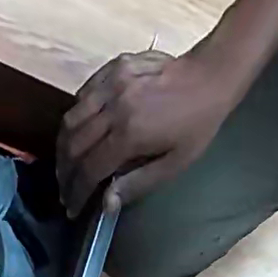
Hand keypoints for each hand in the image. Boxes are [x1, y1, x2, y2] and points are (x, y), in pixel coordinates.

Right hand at [57, 49, 239, 216]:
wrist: (213, 73)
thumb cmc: (198, 123)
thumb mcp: (176, 162)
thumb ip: (137, 183)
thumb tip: (105, 203)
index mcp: (130, 133)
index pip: (89, 169)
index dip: (76, 192)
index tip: (72, 208)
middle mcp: (114, 108)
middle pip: (73, 146)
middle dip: (65, 173)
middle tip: (66, 188)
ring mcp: (110, 85)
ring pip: (70, 120)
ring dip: (64, 146)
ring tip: (66, 163)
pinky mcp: (111, 69)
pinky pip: (80, 97)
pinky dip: (75, 118)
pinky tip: (80, 131)